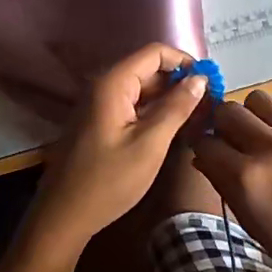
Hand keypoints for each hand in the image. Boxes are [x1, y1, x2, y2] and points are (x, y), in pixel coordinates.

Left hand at [32, 43, 207, 246]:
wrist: (62, 219)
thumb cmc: (108, 181)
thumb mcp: (150, 144)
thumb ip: (177, 107)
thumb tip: (200, 78)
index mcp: (113, 84)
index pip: (154, 52)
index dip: (183, 61)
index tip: (208, 81)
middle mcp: (104, 87)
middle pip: (148, 69)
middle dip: (179, 80)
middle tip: (207, 102)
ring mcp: (100, 105)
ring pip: (142, 88)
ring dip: (169, 97)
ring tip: (196, 115)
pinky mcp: (100, 123)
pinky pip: (133, 105)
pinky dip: (154, 110)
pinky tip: (173, 127)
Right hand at [192, 92, 271, 271]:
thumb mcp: (250, 222)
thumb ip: (224, 184)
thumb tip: (204, 157)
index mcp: (247, 177)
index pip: (206, 143)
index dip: (204, 148)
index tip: (209, 153)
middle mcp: (269, 146)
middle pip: (227, 111)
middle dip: (223, 125)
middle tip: (232, 138)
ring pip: (257, 99)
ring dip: (253, 114)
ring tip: (261, 133)